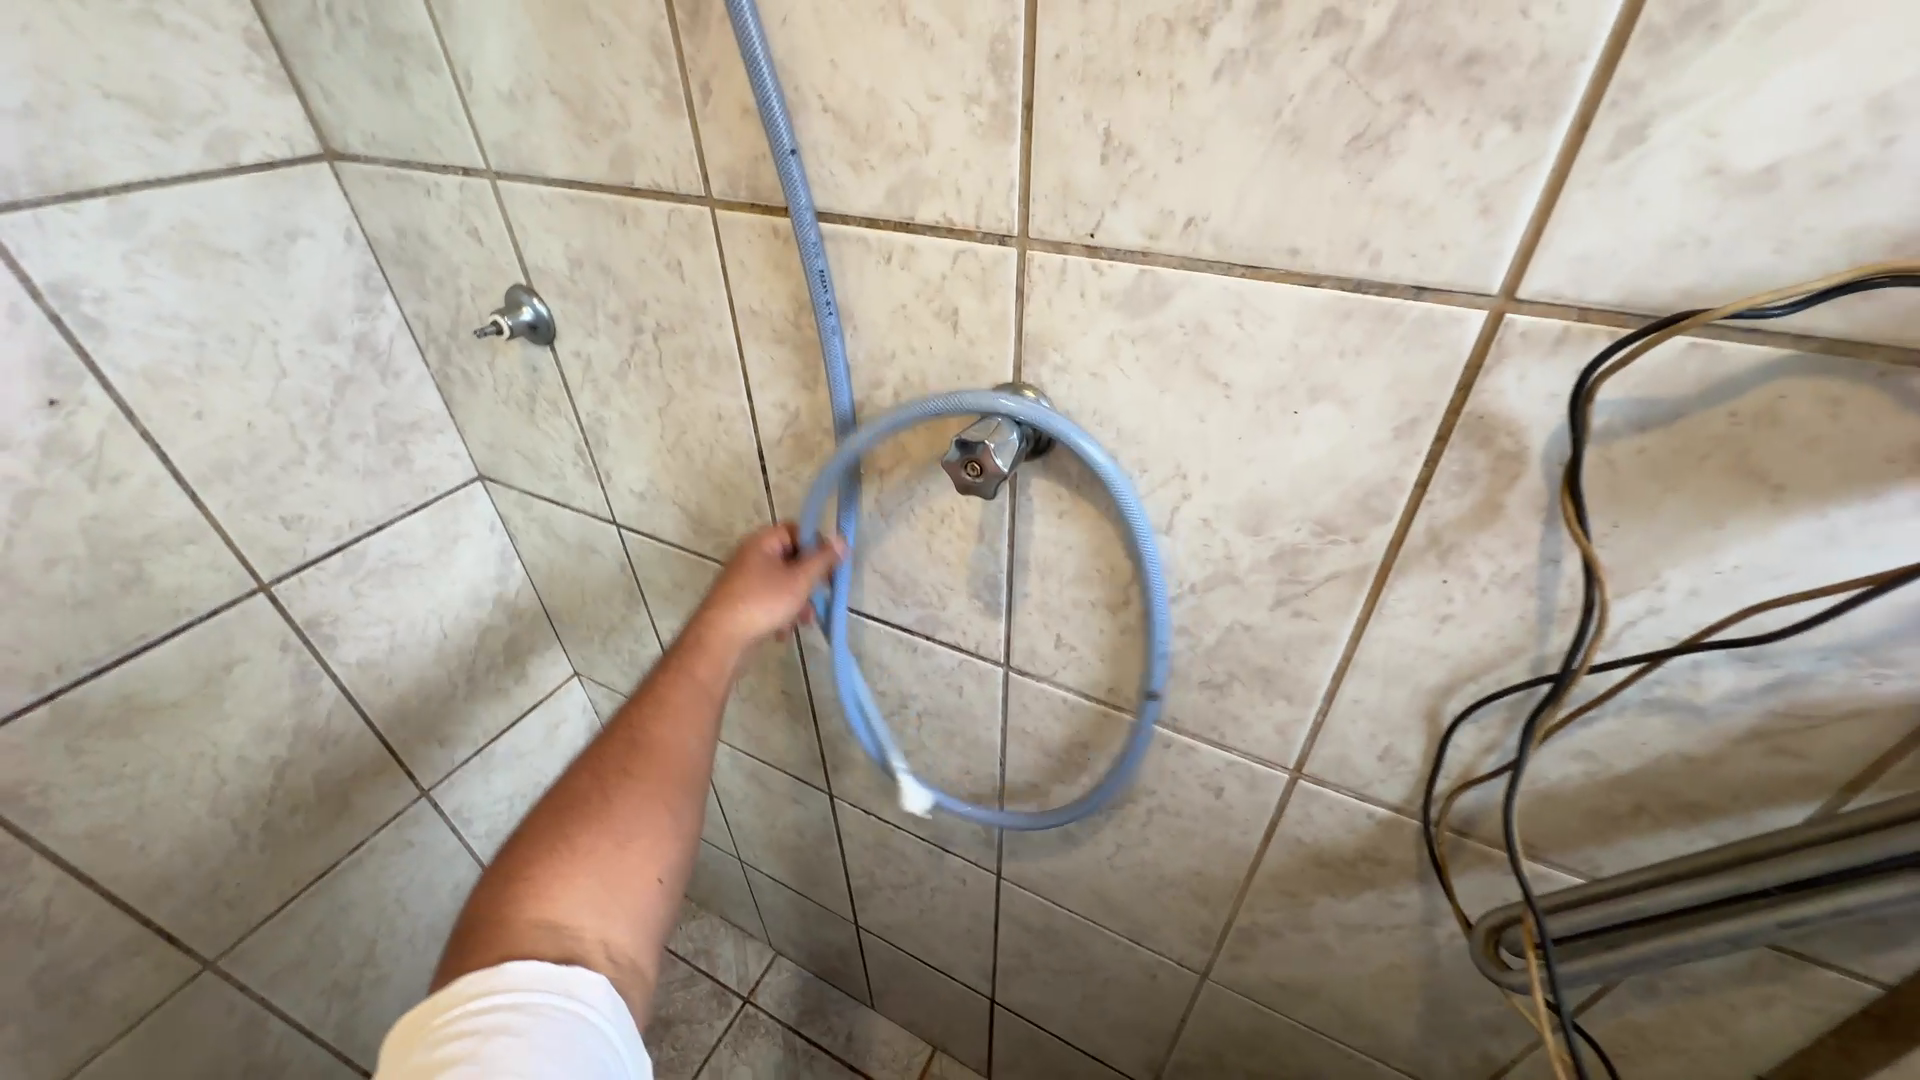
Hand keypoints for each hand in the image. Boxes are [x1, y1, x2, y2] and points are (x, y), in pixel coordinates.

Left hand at [687, 523, 844, 652]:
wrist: (720, 639)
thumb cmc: (763, 602)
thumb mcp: (800, 580)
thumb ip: (823, 560)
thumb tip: (842, 539)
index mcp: (762, 542)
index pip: (796, 530)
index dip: (815, 544)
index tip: (830, 565)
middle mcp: (750, 556)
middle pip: (791, 559)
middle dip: (809, 580)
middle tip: (821, 595)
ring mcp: (743, 580)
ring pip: (782, 583)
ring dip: (798, 601)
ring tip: (804, 620)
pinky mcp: (740, 603)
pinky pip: (768, 600)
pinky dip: (780, 613)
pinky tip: (783, 631)